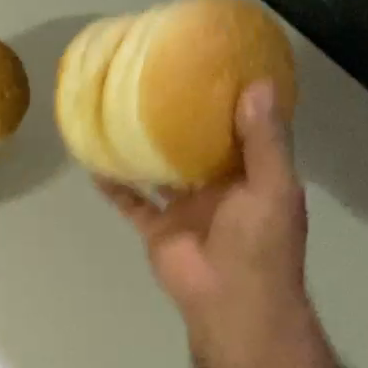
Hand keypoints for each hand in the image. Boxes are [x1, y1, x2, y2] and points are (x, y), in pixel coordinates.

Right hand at [97, 82, 318, 367]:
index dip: (232, 102)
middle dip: (183, 121)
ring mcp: (185, 208)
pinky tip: (95, 161)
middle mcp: (219, 188)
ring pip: (161, 171)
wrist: (230, 300)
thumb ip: (262, 141)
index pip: (244, 132)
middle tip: (158, 83)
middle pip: (198, 148)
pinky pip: (131, 201)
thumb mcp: (273, 186)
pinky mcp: (156, 227)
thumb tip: (256, 84)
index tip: (215, 67)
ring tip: (120, 115)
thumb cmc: (260, 243)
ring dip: (144, 149)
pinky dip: (114, 184)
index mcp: (253, 176)